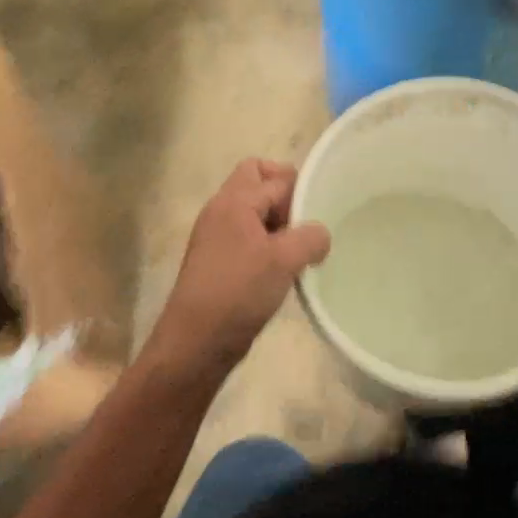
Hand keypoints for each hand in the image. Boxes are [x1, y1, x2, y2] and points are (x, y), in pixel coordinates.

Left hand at [151, 159, 330, 371]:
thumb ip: (311, 237)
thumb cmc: (240, 292)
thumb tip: (320, 234)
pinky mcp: (218, 260)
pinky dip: (267, 243)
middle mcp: (220, 210)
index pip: (274, 176)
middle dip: (286, 197)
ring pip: (253, 211)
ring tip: (298, 251)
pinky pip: (247, 235)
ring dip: (278, 223)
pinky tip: (282, 270)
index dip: (300, 192)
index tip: (317, 220)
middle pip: (257, 181)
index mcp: (234, 201)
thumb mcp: (285, 260)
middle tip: (305, 226)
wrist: (197, 341)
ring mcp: (216, 235)